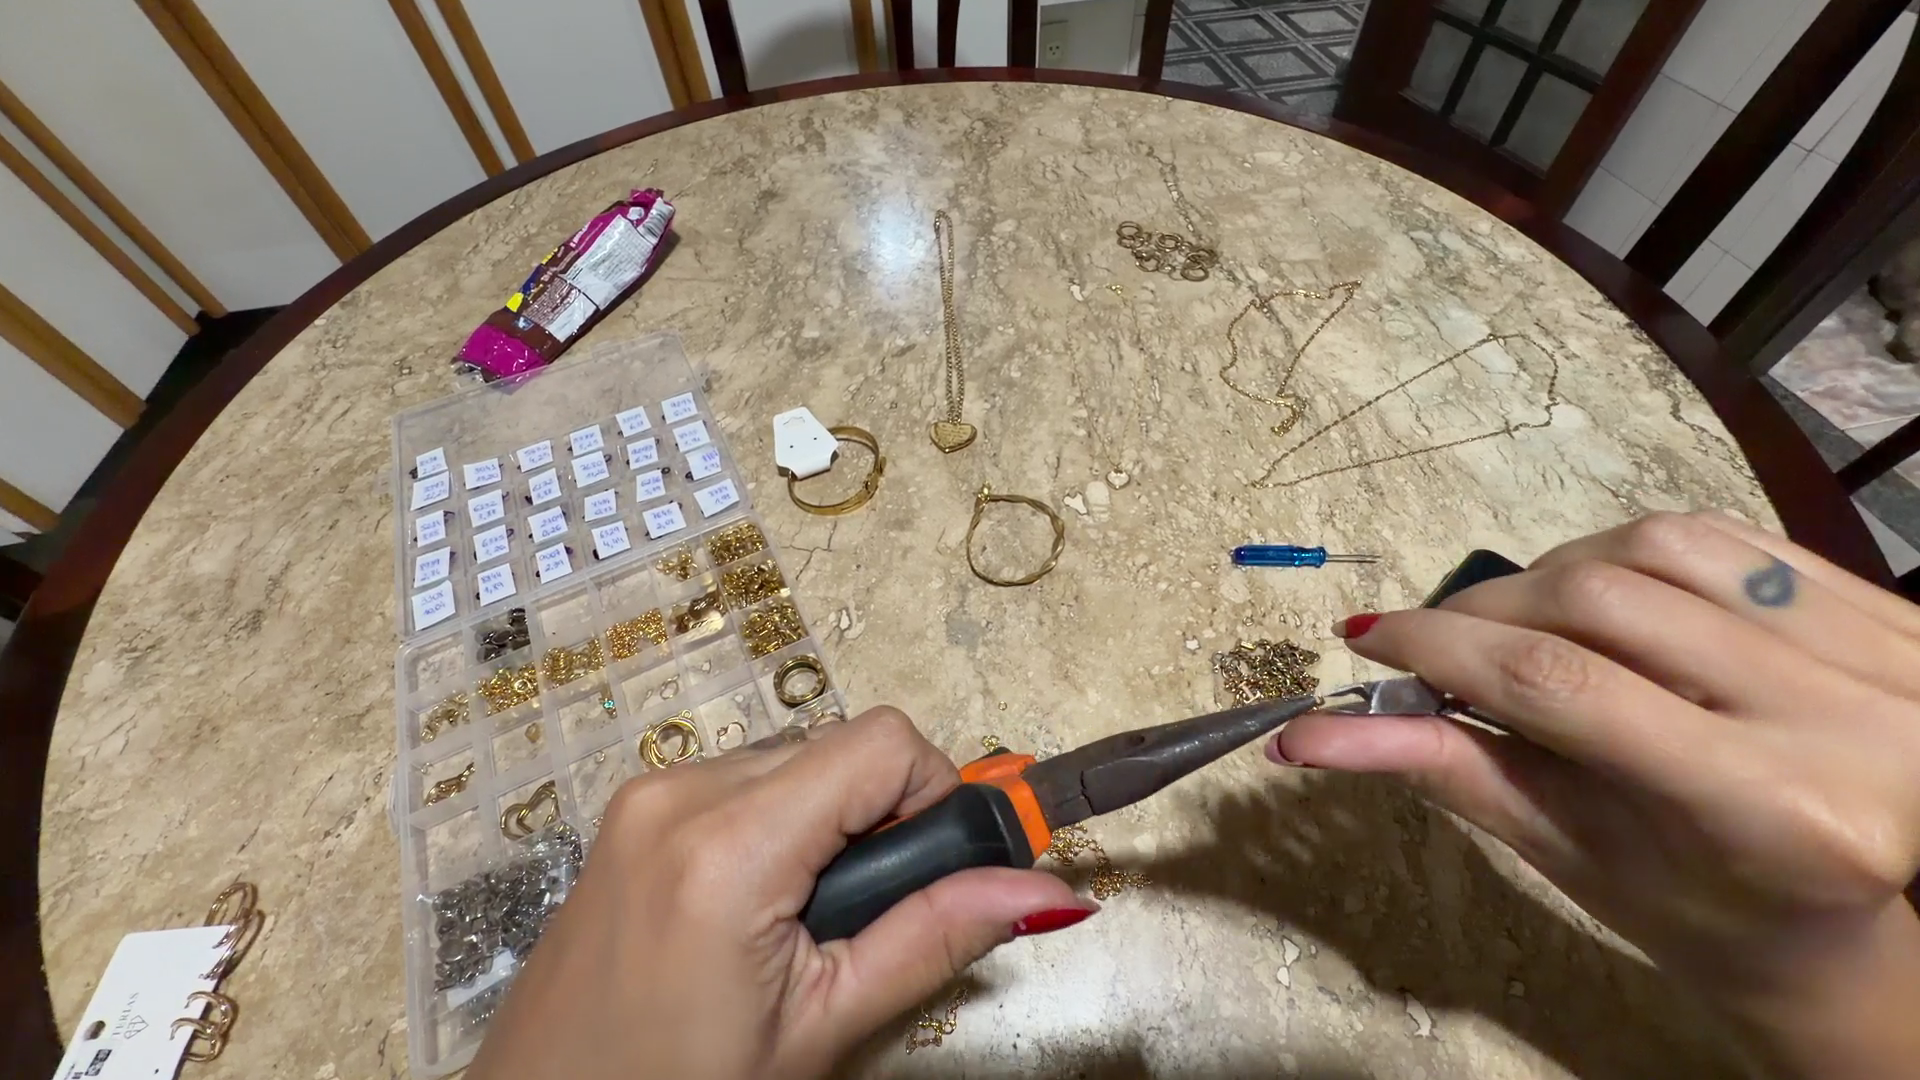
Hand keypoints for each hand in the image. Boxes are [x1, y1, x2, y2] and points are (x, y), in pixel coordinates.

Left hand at [466, 708, 1092, 1079]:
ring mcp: (652, 786)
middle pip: (840, 744)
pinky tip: (763, 891)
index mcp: (731, 845)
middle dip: (881, 810)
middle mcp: (685, 787)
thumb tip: (1043, 887)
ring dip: (833, 812)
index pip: (881, 742)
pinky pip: (751, 771)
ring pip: (799, 753)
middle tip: (867, 903)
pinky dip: (785, 812)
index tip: (929, 863)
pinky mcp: (638, 798)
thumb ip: (936, 938)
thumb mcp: (823, 1025)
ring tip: (809, 908)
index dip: (931, 788)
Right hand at [1272, 512, 1919, 1077]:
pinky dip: (1617, 552)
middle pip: (1595, 601)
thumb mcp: (1551, 846)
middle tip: (1430, 644)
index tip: (1361, 637)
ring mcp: (1884, 652)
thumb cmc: (1683, 907)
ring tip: (1517, 624)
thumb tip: (1298, 738)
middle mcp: (1853, 720)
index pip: (1553, 682)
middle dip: (1479, 611)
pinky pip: (1714, 537)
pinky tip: (1596, 599)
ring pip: (1651, 546)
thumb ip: (1433, 769)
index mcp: (1769, 810)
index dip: (1435, 645)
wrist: (1838, 918)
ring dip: (1545, 574)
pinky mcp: (1883, 610)